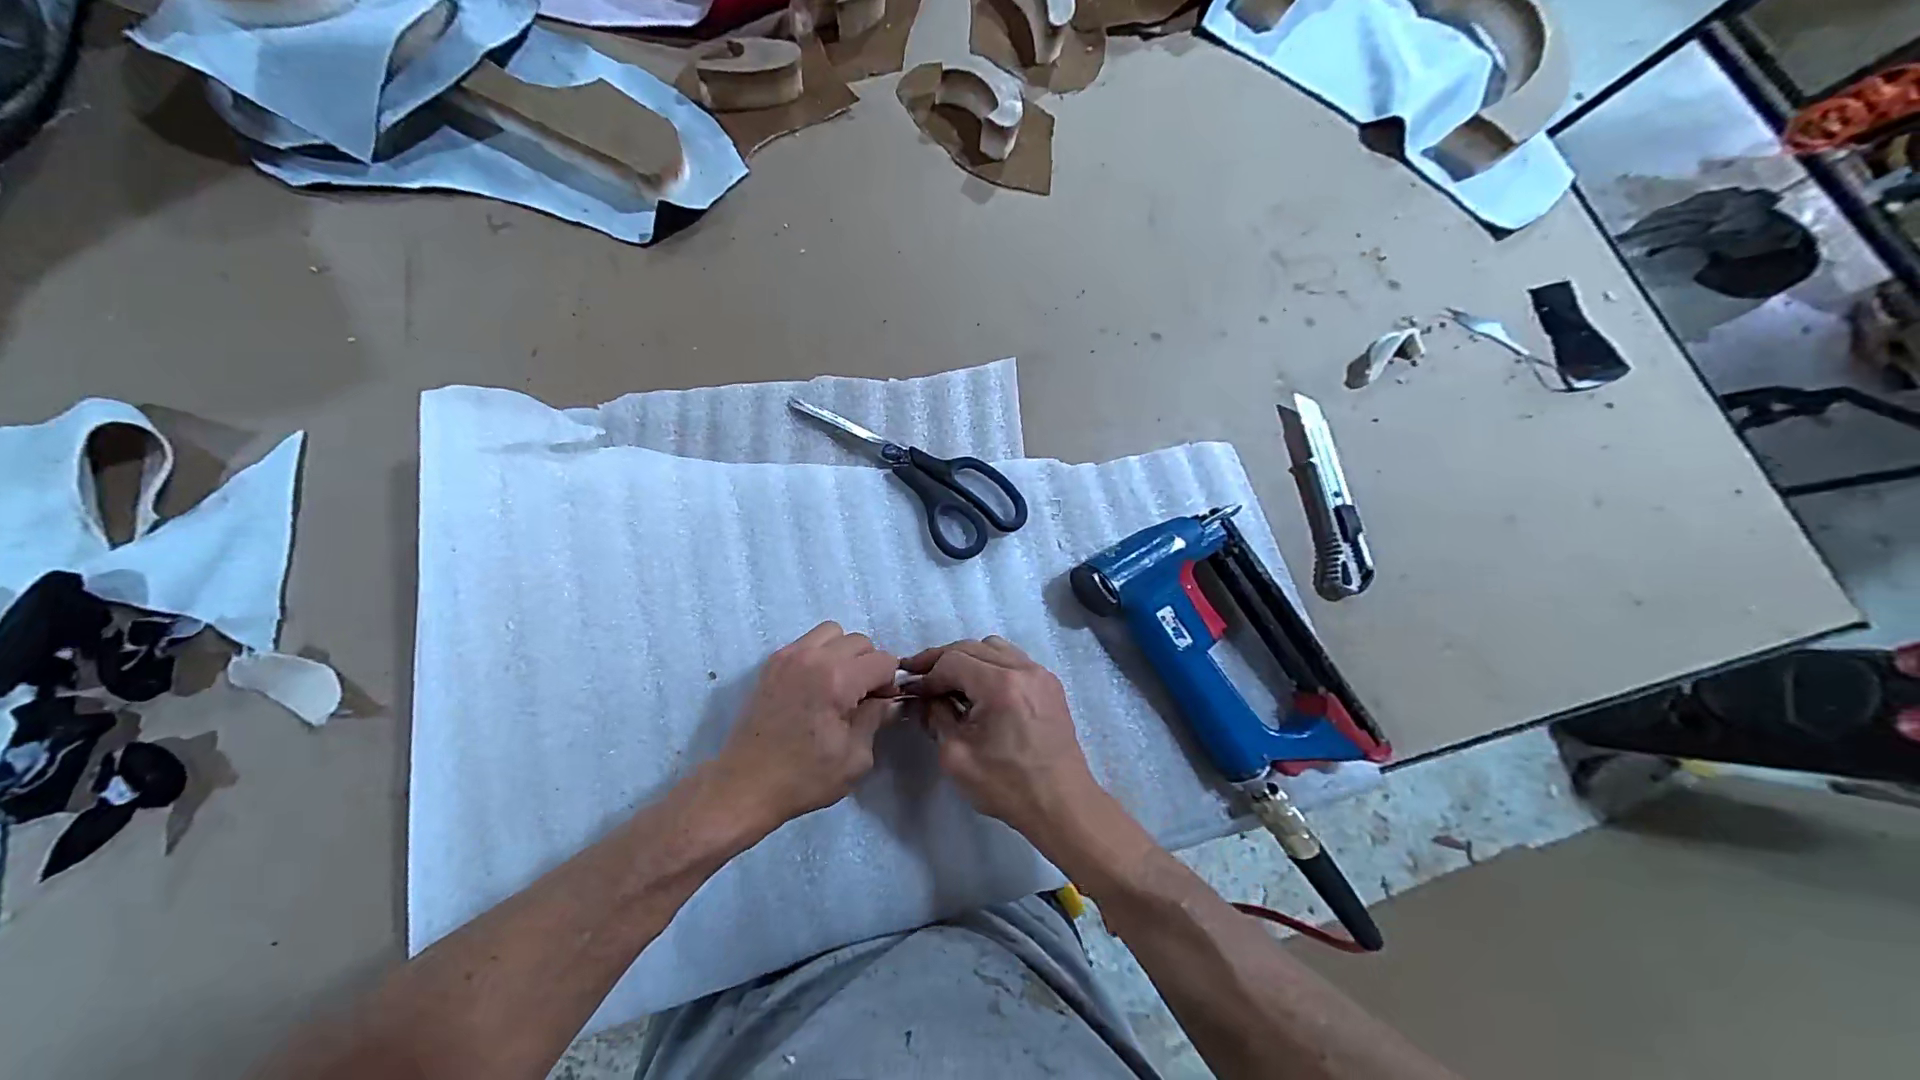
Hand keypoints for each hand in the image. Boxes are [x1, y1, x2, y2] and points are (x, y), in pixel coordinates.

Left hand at [712, 621, 900, 829]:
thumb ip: (876, 718)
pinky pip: (807, 641)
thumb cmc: (804, 777)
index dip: (889, 683)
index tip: (880, 705)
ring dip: (844, 653)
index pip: (883, 660)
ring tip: (838, 684)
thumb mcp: (855, 757)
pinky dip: (819, 654)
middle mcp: (813, 658)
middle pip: (860, 641)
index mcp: (837, 680)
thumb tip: (887, 700)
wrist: (746, 785)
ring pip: (832, 632)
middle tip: (862, 697)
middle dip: (869, 665)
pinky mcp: (772, 663)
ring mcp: (788, 656)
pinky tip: (815, 685)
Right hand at [899, 637, 1102, 836]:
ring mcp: (1040, 674)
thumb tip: (925, 698)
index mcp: (1001, 685)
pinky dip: (990, 666)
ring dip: (967, 659)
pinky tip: (978, 689)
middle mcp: (1023, 669)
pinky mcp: (1049, 685)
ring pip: (994, 648)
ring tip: (949, 682)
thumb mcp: (956, 756)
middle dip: (942, 661)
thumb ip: (936, 717)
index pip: (952, 661)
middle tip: (919, 677)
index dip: (927, 674)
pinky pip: (1013, 660)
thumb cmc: (1007, 786)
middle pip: (972, 646)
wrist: (1061, 804)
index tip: (912, 691)